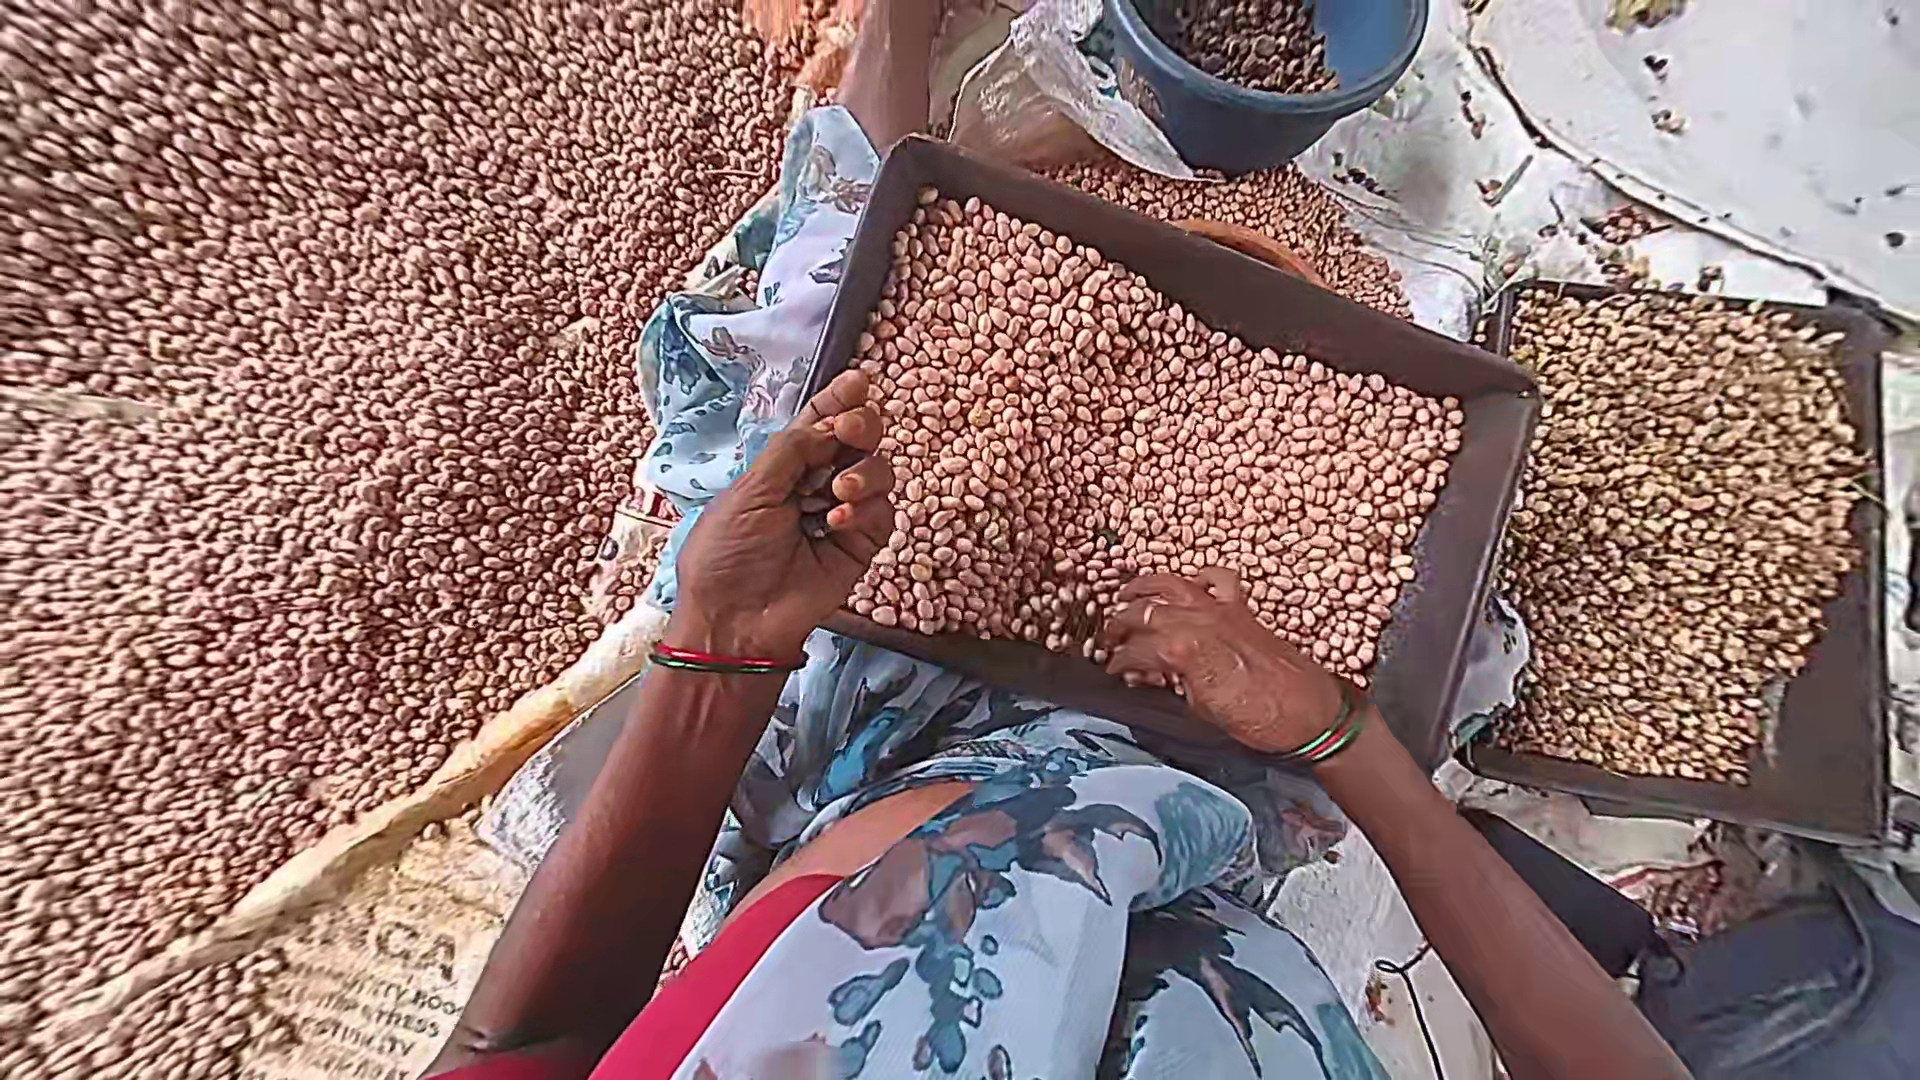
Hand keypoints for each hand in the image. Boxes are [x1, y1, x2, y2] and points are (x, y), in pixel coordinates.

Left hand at [668, 370, 893, 659]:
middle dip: (860, 427)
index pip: (819, 423)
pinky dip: (865, 511)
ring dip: (863, 473)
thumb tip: (832, 423)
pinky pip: (883, 513)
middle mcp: (819, 482)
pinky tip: (836, 523)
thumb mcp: (749, 490)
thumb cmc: (729, 552)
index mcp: (787, 465)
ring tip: (836, 493)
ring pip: (878, 472)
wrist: (739, 617)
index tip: (858, 381)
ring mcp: (845, 512)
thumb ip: (793, 450)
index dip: (839, 400)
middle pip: (858, 440)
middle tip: (849, 431)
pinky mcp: (863, 543)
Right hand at [1100, 569, 1347, 753]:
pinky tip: (1191, 584)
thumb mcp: (1202, 709)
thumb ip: (1173, 682)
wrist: (1312, 716)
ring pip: (1171, 584)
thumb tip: (1151, 673)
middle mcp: (1197, 620)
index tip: (1112, 670)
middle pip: (1144, 612)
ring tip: (1127, 594)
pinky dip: (1201, 578)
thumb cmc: (1258, 719)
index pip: (1136, 650)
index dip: (1119, 661)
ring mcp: (1220, 610)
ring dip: (1145, 588)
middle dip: (1120, 625)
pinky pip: (1218, 581)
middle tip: (1109, 639)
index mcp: (1183, 649)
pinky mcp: (1240, 610)